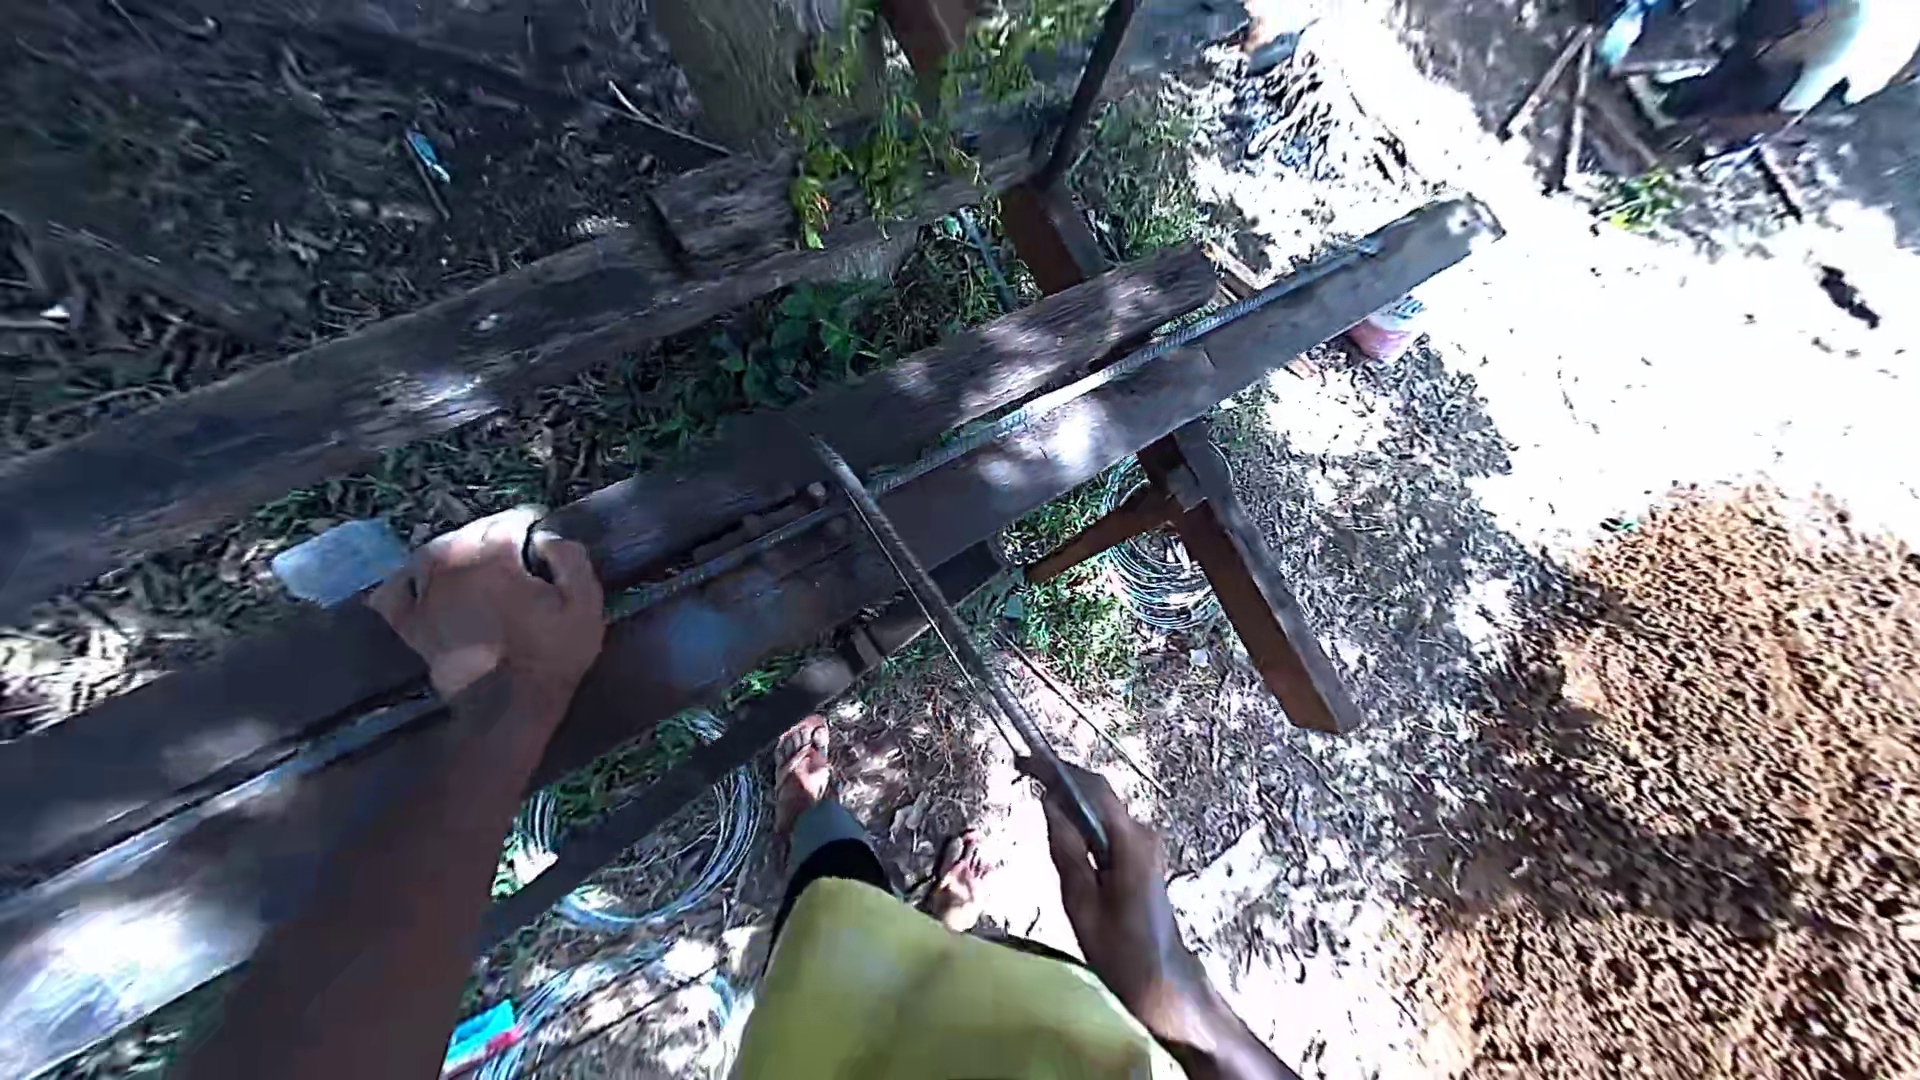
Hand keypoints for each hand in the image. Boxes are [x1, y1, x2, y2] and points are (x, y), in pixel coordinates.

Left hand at [368, 508, 604, 708]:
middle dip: (493, 528)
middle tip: (516, 537)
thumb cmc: (554, 651)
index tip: (541, 520)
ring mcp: (425, 598)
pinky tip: (422, 577)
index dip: (527, 517)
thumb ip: (571, 560)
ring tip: (477, 552)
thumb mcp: (585, 603)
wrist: (511, 704)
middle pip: (468, 532)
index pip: (506, 522)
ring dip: (456, 545)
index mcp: (494, 562)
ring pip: (431, 553)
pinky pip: (394, 590)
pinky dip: (406, 578)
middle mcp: (452, 571)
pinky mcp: (410, 624)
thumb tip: (548, 537)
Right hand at [1035, 762, 1208, 1038]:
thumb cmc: (1119, 950)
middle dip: (1060, 779)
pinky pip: (1106, 823)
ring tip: (1037, 794)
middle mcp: (1143, 833)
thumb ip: (1065, 846)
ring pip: (1100, 807)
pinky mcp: (1141, 853)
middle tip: (1025, 771)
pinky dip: (1081, 816)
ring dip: (1070, 798)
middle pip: (1097, 792)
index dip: (1057, 769)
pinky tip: (1061, 823)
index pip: (1092, 788)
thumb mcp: (1080, 900)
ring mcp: (1145, 842)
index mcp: (1131, 842)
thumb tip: (1049, 800)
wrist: (1161, 984)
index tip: (1026, 760)